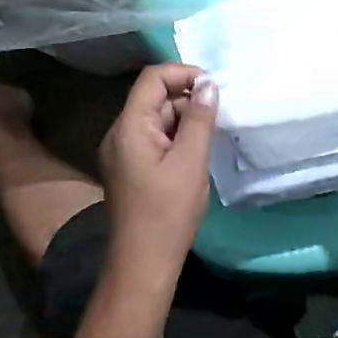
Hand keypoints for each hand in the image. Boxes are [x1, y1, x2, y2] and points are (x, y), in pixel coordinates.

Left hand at [99, 64, 218, 272]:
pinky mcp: (128, 168)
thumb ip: (199, 119)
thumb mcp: (190, 162)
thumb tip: (209, 84)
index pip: (152, 79)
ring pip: (155, 119)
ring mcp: (121, 152)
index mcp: (128, 126)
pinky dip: (175, 138)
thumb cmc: (168, 213)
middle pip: (153, 98)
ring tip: (210, 137)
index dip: (183, 74)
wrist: (142, 264)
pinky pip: (152, 139)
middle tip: (219, 117)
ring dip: (184, 120)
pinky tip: (195, 154)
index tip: (215, 87)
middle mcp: (118, 133)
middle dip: (187, 99)